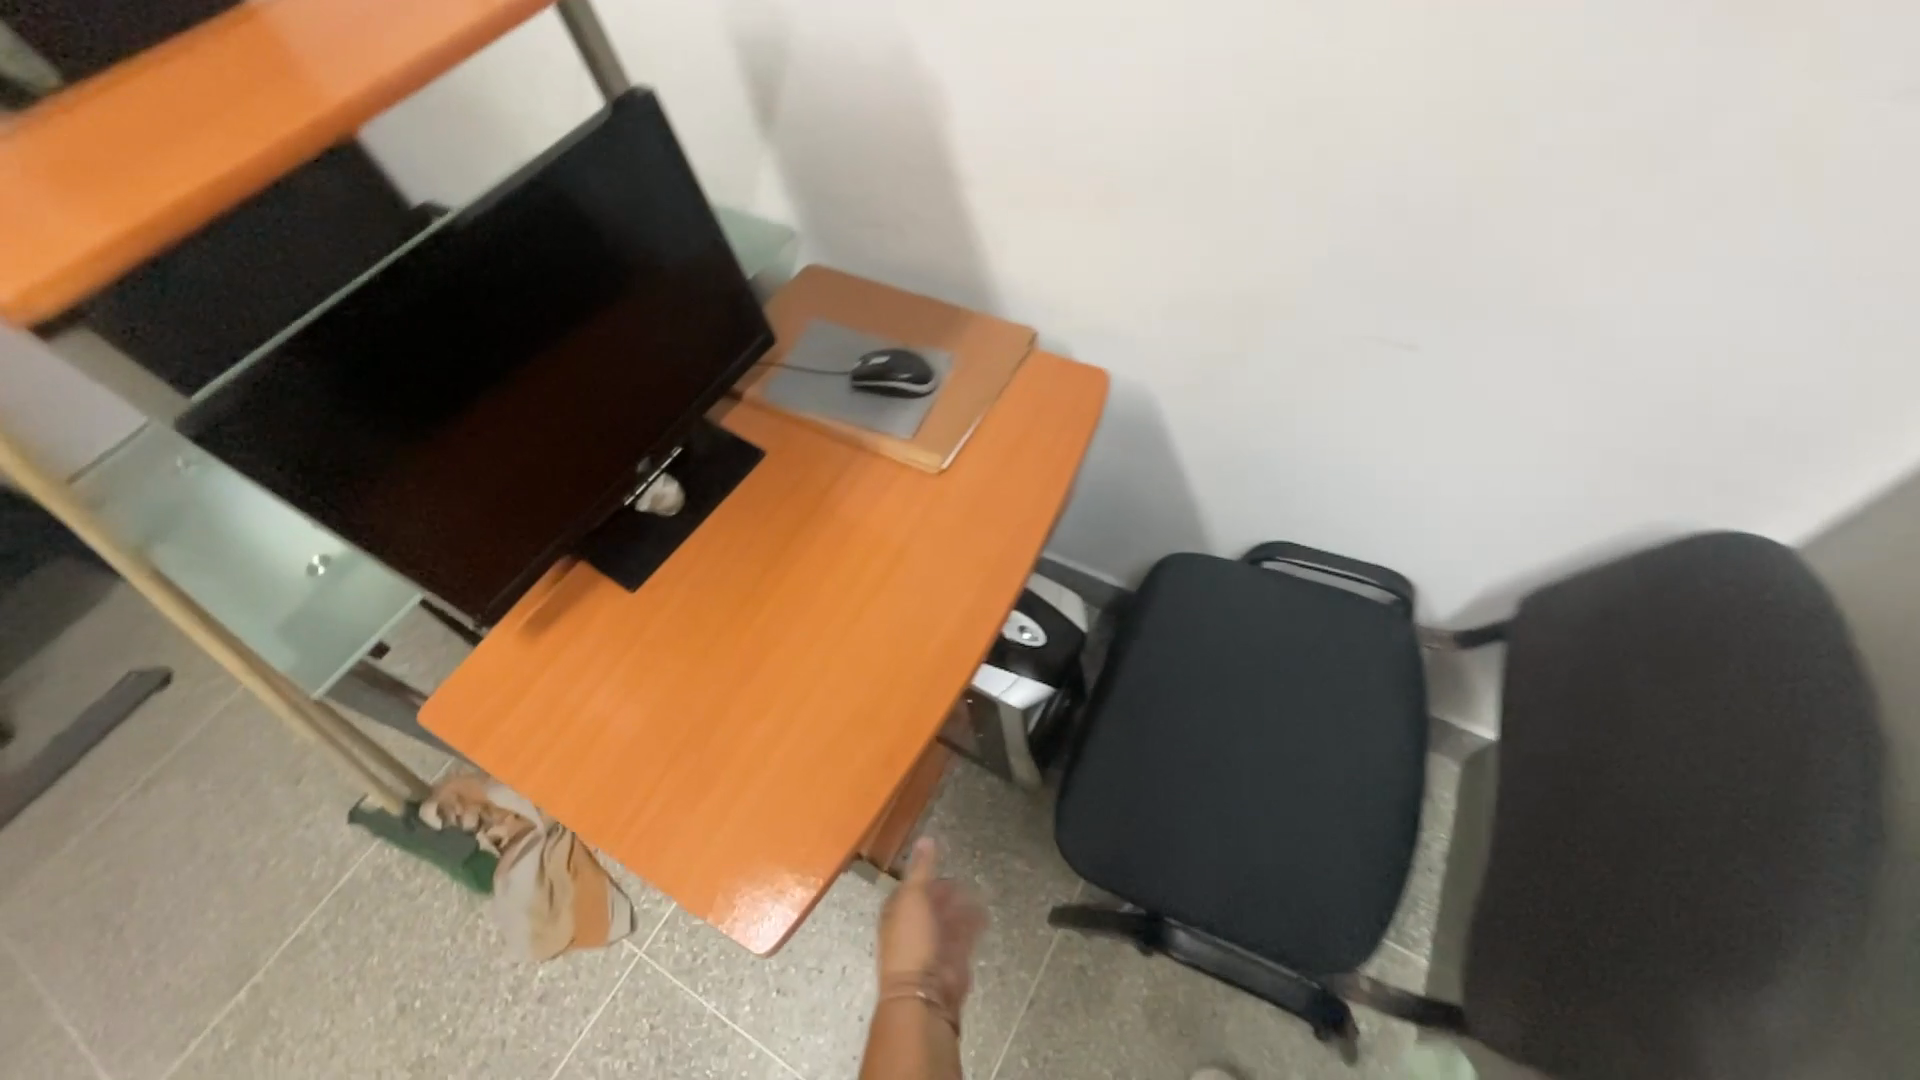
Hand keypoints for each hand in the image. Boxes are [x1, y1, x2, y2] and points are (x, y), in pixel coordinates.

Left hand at [877, 838, 988, 1011]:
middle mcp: (914, 926)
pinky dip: (974, 925)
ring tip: (980, 894)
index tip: (941, 862)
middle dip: (947, 891)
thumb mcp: (914, 897)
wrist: (923, 991)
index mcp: (897, 912)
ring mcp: (934, 943)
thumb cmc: (912, 941)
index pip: (910, 888)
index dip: (925, 876)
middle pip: (932, 903)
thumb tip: (926, 838)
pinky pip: (964, 936)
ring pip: (950, 919)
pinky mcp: (953, 957)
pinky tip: (985, 915)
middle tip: (964, 880)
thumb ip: (922, 868)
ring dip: (963, 907)